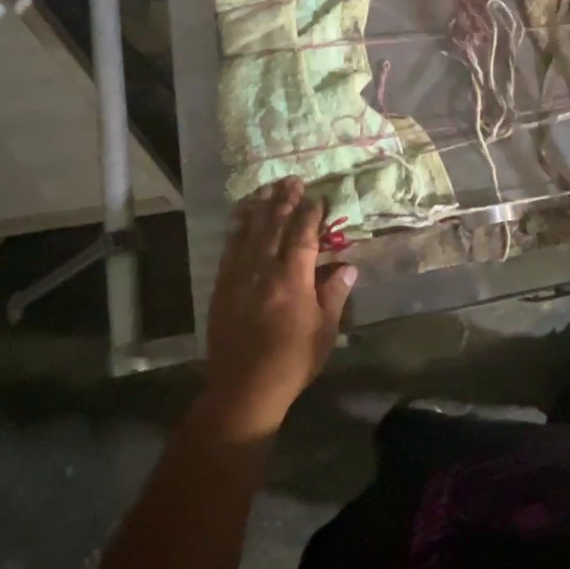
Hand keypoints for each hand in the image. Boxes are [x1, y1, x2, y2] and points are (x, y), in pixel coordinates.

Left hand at [201, 177, 355, 436]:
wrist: (244, 388)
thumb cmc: (293, 361)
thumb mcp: (324, 331)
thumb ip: (334, 294)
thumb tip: (348, 267)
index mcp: (292, 280)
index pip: (303, 236)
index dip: (310, 213)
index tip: (317, 196)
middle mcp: (263, 270)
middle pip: (274, 227)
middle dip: (284, 201)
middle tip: (292, 180)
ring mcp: (239, 277)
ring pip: (249, 233)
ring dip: (260, 208)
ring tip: (267, 188)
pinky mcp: (222, 288)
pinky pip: (230, 250)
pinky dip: (237, 229)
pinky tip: (242, 218)